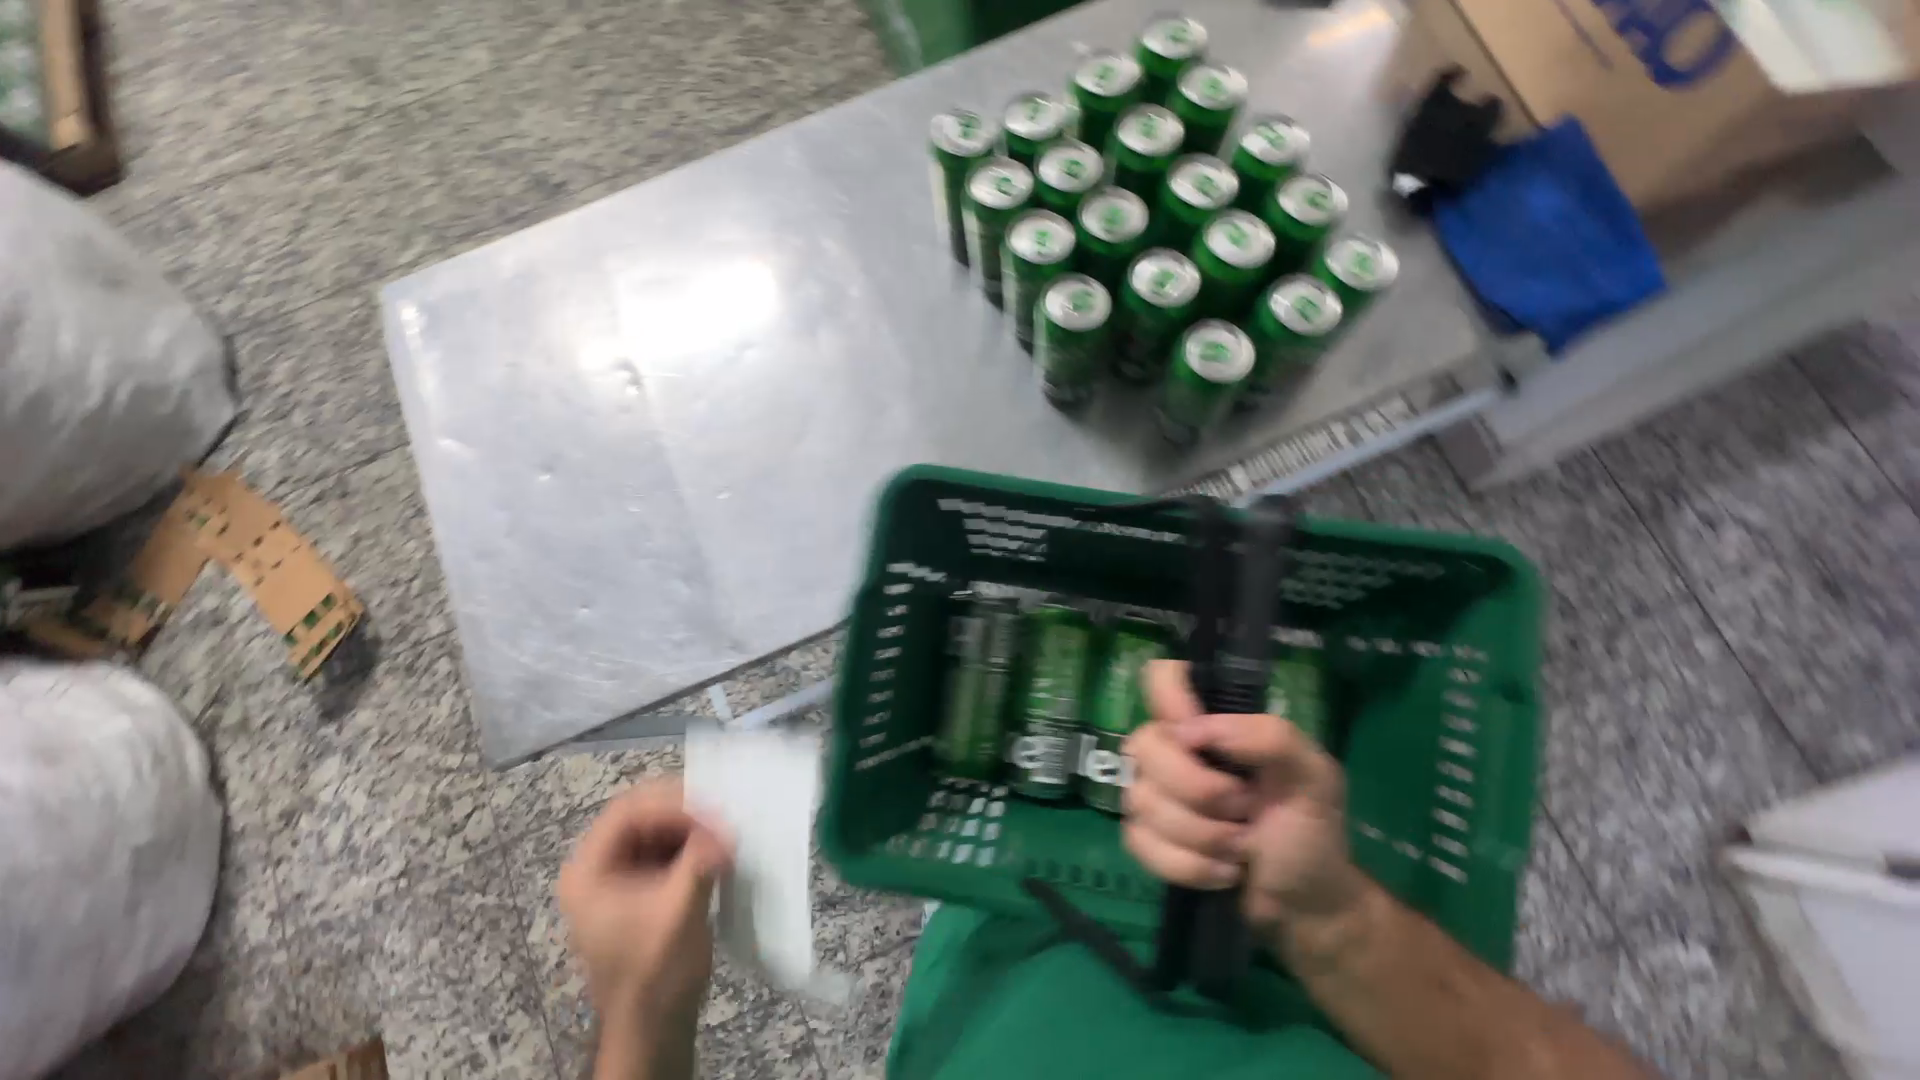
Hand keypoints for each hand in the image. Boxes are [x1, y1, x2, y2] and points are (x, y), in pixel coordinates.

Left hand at [558, 780, 732, 1034]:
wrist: (654, 1025)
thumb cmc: (655, 973)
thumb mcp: (677, 914)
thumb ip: (698, 864)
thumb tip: (727, 832)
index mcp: (588, 872)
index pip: (626, 814)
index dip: (669, 806)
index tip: (711, 812)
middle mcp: (597, 867)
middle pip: (639, 815)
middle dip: (682, 811)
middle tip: (721, 813)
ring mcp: (618, 876)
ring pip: (655, 828)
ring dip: (690, 825)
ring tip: (723, 830)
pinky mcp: (641, 886)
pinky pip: (666, 847)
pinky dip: (692, 842)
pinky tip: (717, 847)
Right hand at [1122, 659, 1361, 934]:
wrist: (1305, 901)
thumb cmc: (1310, 829)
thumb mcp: (1314, 776)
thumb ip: (1269, 736)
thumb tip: (1192, 731)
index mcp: (1211, 723)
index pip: (1162, 678)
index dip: (1171, 703)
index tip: (1199, 739)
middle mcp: (1172, 750)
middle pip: (1144, 746)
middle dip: (1201, 792)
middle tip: (1245, 809)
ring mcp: (1153, 794)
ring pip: (1141, 801)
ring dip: (1204, 836)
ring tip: (1241, 846)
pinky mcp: (1145, 839)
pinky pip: (1139, 842)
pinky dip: (1189, 866)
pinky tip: (1221, 870)